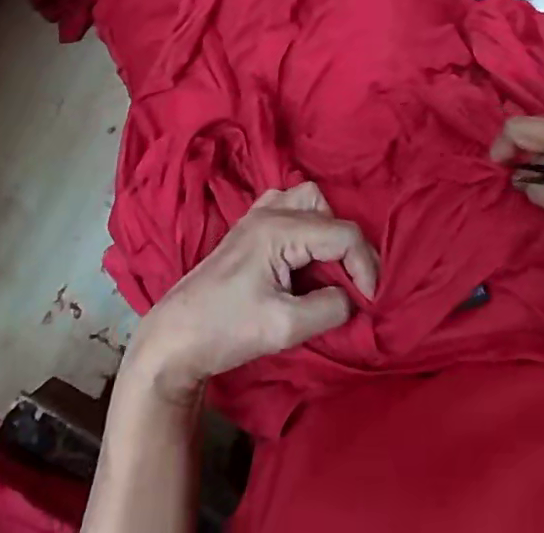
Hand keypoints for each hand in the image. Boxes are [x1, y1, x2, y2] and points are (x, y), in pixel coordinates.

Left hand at [125, 183, 378, 401]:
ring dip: (327, 231)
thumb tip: (352, 297)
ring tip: (328, 268)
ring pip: (309, 202)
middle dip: (348, 247)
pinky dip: (306, 226)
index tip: (371, 300)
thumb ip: (330, 307)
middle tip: (351, 283)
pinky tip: (302, 254)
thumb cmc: (225, 332)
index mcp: (278, 230)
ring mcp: (256, 218)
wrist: (172, 341)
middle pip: (329, 210)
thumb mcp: (286, 327)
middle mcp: (269, 213)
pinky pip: (288, 209)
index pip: (343, 234)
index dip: (365, 266)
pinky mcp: (248, 231)